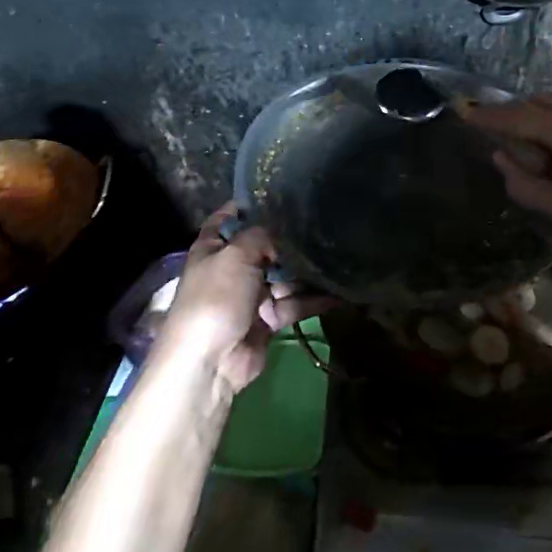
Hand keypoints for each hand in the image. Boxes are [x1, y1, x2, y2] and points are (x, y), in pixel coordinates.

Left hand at [160, 204, 332, 395]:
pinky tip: (341, 290)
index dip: (249, 204)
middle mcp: (231, 268)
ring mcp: (250, 294)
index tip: (281, 191)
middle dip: (289, 238)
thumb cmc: (217, 297)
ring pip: (284, 275)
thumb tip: (282, 229)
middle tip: (323, 220)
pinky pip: (294, 302)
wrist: (211, 361)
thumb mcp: (236, 255)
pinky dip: (315, 298)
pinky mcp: (268, 318)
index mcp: (213, 248)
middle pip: (264, 246)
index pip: (229, 217)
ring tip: (339, 251)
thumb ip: (261, 235)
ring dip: (307, 269)